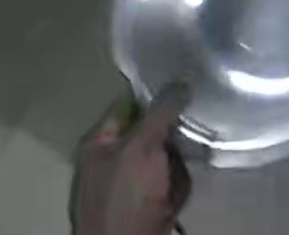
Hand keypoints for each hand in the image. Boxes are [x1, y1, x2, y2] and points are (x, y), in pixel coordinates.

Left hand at [71, 83, 192, 234]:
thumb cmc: (124, 198)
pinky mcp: (150, 207)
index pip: (130, 103)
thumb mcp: (141, 146)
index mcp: (100, 144)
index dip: (154, 92)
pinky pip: (172, 182)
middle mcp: (115, 161)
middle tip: (188, 126)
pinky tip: (176, 194)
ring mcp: (132, 186)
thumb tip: (183, 80)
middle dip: (172, 131)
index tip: (183, 83)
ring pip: (167, 155)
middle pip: (152, 129)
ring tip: (180, 169)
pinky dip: (179, 185)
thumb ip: (161, 111)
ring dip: (178, 161)